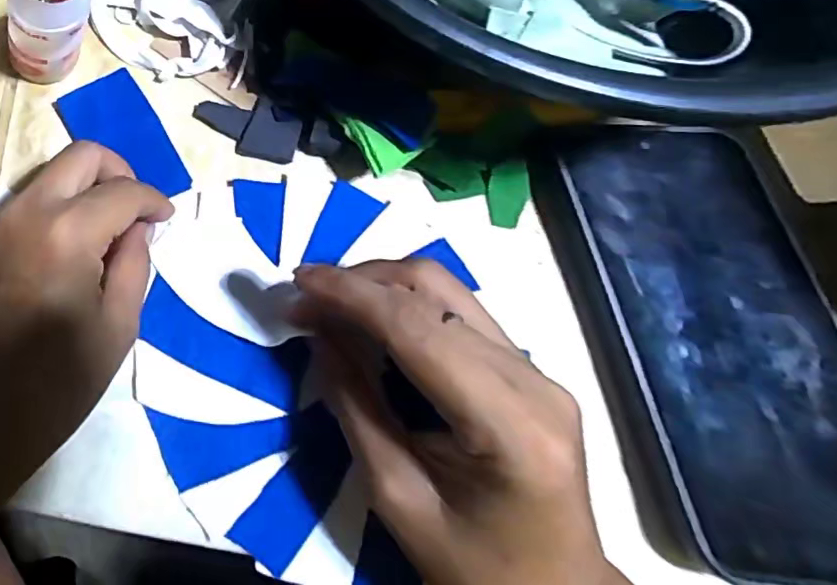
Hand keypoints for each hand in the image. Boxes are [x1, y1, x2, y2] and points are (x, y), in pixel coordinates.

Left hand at [0, 142, 172, 583]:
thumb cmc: (55, 383)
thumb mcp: (117, 326)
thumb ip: (134, 262)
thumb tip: (138, 228)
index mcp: (67, 231)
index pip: (123, 191)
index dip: (154, 201)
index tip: (167, 219)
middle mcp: (30, 209)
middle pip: (84, 155)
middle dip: (120, 172)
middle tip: (138, 211)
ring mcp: (2, 219)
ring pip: (57, 170)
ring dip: (91, 184)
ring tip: (113, 226)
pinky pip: (37, 195)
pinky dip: (66, 199)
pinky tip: (81, 240)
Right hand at [293, 259, 626, 584]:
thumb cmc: (474, 571)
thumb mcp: (398, 499)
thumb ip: (355, 407)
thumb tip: (318, 332)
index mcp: (509, 425)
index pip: (418, 328)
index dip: (352, 294)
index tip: (300, 281)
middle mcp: (532, 380)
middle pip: (434, 290)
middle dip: (361, 281)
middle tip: (307, 298)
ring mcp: (536, 368)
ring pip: (445, 289)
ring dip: (380, 285)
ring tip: (331, 303)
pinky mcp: (528, 366)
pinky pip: (456, 311)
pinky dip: (404, 302)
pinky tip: (371, 319)